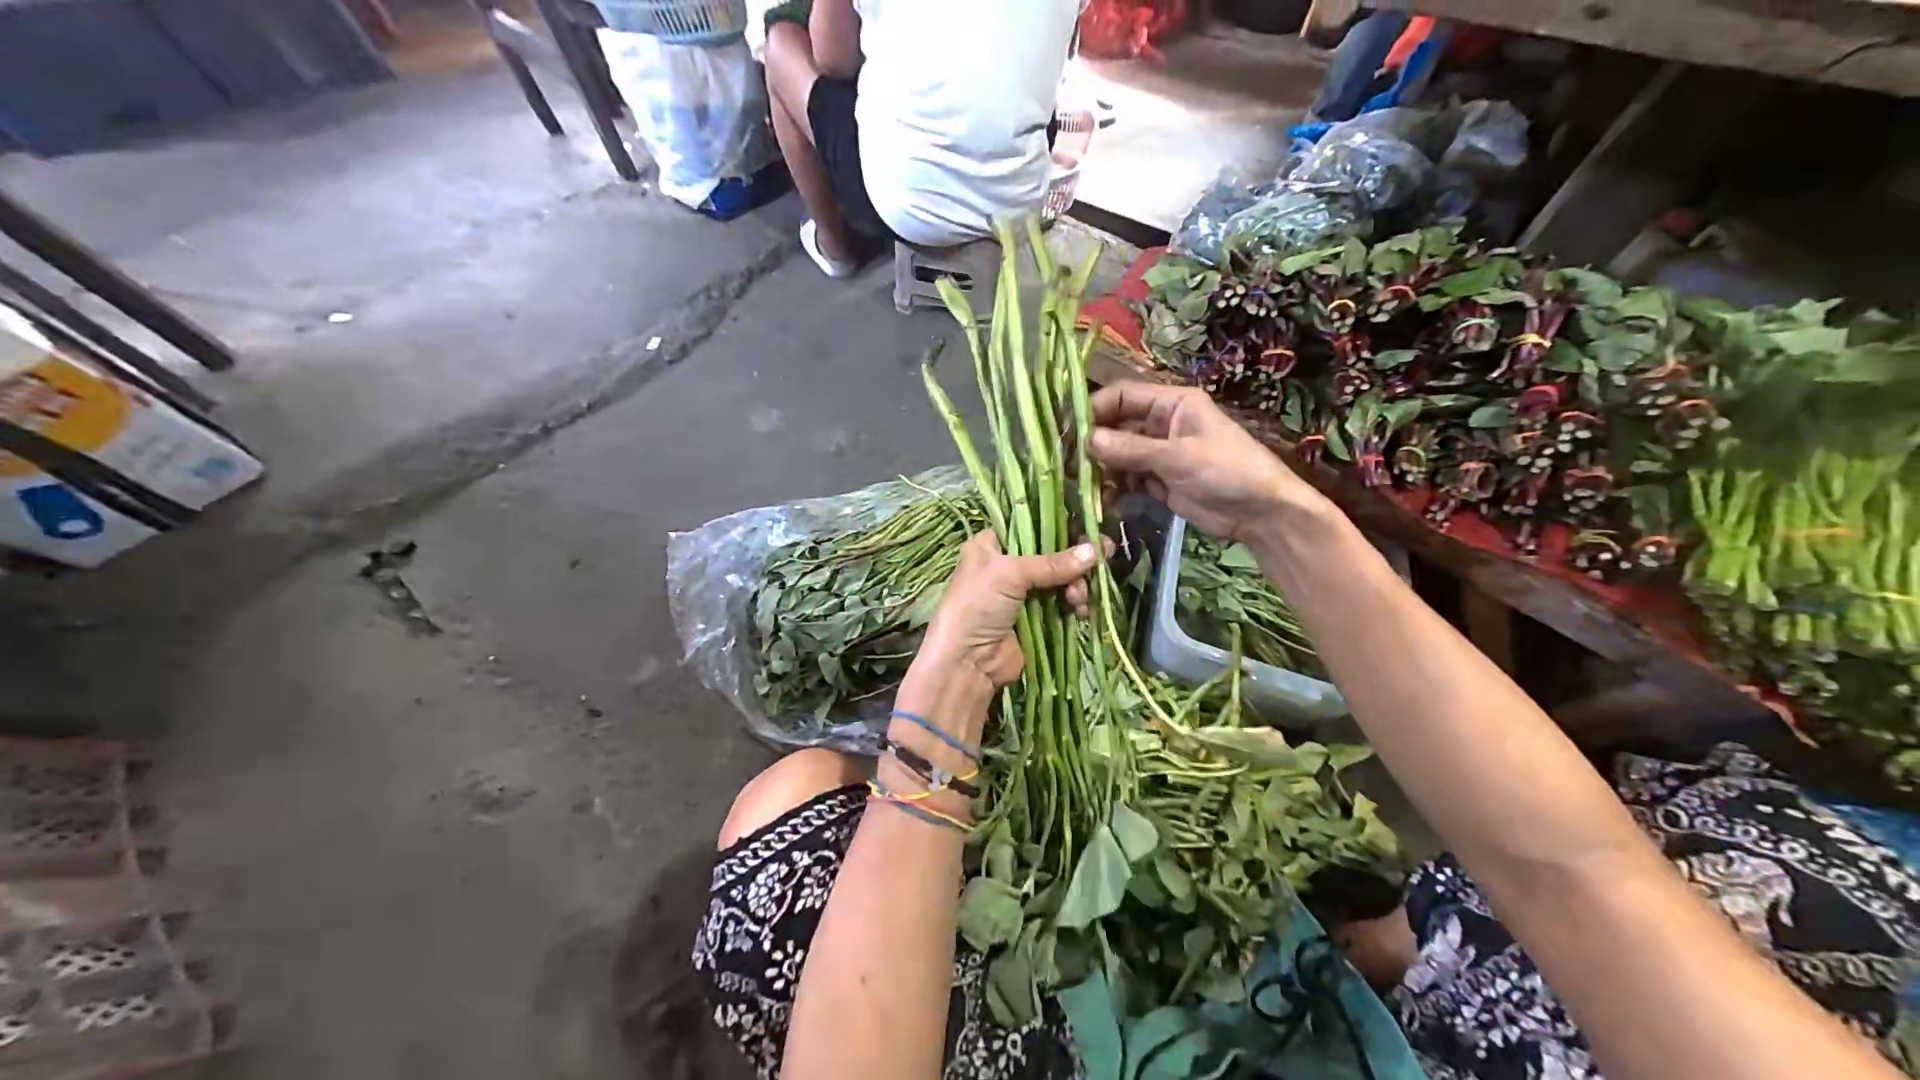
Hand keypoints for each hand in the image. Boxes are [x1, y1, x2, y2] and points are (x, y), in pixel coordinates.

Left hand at [914, 531, 1099, 695]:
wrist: (967, 663)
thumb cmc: (978, 606)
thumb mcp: (1010, 574)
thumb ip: (1052, 562)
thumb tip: (1096, 550)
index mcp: (991, 544)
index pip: (1031, 524)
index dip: (1061, 526)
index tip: (1090, 530)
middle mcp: (1007, 564)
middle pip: (1052, 552)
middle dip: (1075, 560)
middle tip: (1099, 562)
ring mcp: (1022, 592)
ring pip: (1062, 578)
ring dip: (1077, 585)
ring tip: (1078, 598)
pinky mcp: (1035, 617)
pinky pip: (1063, 602)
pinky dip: (1075, 603)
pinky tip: (1081, 611)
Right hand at [1089, 383, 1331, 543]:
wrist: (1261, 513)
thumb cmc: (1227, 470)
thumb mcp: (1178, 456)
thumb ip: (1132, 449)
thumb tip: (1088, 440)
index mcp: (1172, 403)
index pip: (1123, 396)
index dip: (1095, 409)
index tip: (1070, 431)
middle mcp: (1162, 424)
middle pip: (1116, 426)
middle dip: (1094, 443)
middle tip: (1069, 462)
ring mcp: (1159, 453)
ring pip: (1118, 454)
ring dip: (1101, 469)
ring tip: (1085, 486)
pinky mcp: (1158, 481)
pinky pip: (1127, 478)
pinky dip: (1114, 488)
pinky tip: (1103, 500)